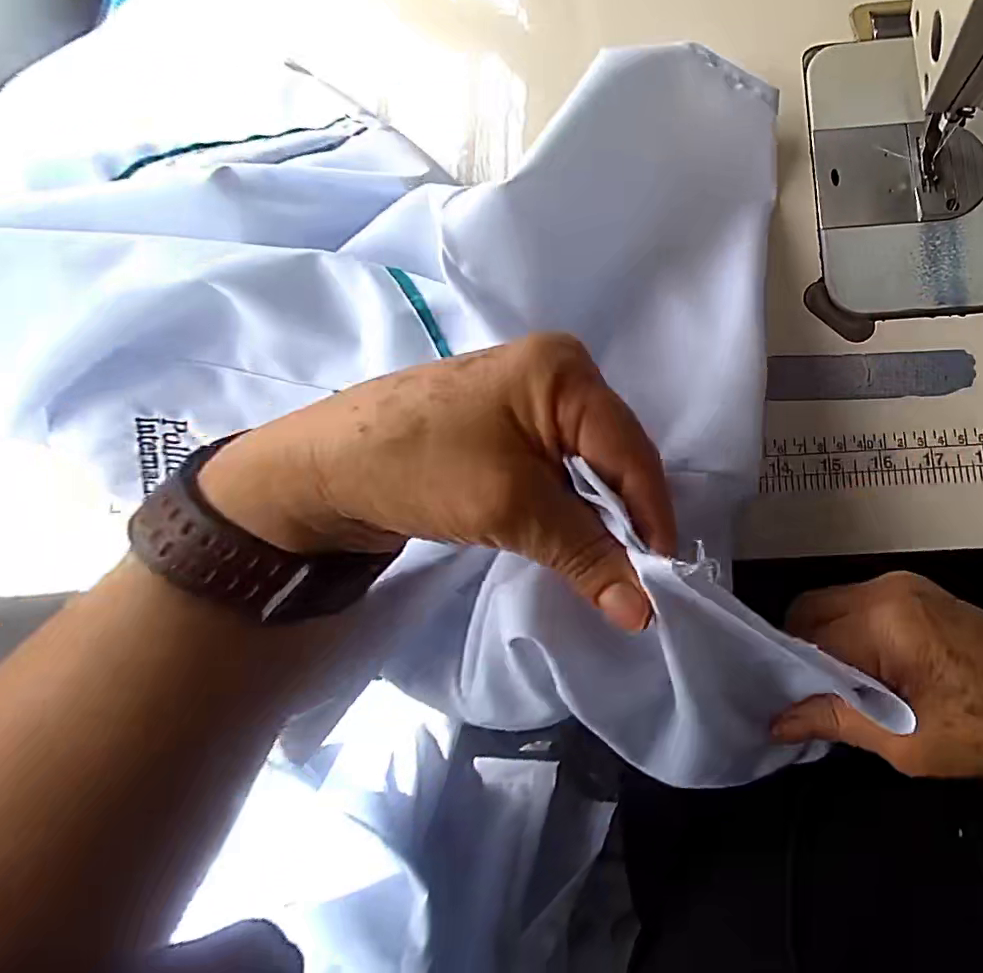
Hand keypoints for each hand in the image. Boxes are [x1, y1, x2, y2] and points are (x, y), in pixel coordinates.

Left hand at [196, 333, 675, 629]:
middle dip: (624, 520)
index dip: (651, 516)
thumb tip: (643, 613)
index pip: (630, 450)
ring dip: (595, 519)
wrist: (320, 468)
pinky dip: (567, 509)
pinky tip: (571, 539)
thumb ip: (585, 554)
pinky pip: (557, 471)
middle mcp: (555, 374)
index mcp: (564, 370)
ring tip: (607, 568)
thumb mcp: (511, 508)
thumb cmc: (420, 467)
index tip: (662, 580)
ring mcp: (529, 400)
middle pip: (613, 457)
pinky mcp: (506, 428)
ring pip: (585, 468)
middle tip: (637, 581)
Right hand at [770, 572, 982, 781]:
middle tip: (809, 698)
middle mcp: (886, 589)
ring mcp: (902, 584)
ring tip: (838, 688)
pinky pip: (857, 606)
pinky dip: (847, 634)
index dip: (790, 673)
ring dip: (824, 642)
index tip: (783, 704)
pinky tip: (864, 671)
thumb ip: (836, 721)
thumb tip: (779, 720)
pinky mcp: (916, 591)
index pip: (806, 637)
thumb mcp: (910, 744)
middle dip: (801, 652)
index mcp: (885, 620)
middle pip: (809, 611)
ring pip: (830, 605)